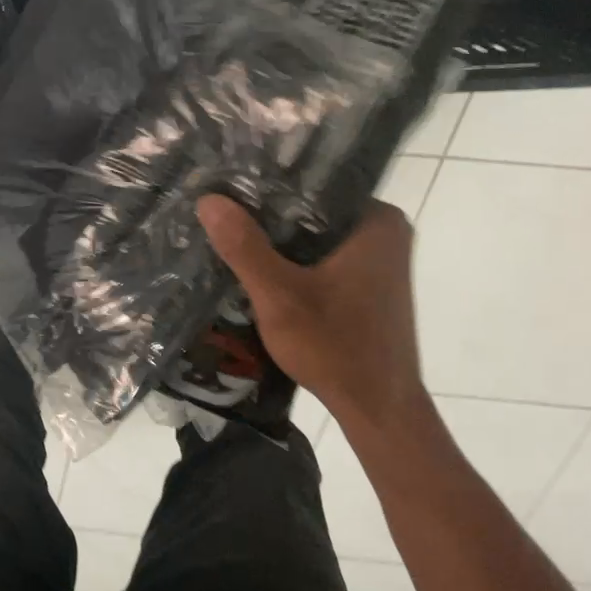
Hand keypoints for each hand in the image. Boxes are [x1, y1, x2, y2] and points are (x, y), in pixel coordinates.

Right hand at [198, 196, 430, 429]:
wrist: (376, 407)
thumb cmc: (335, 347)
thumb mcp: (279, 296)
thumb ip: (245, 247)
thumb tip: (208, 199)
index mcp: (376, 221)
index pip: (311, 183)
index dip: (264, 185)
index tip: (223, 187)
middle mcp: (383, 232)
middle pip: (308, 209)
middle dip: (264, 213)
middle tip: (215, 210)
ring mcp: (376, 259)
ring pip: (311, 235)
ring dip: (273, 239)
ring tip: (225, 232)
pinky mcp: (365, 284)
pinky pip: (318, 256)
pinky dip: (288, 260)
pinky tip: (253, 266)